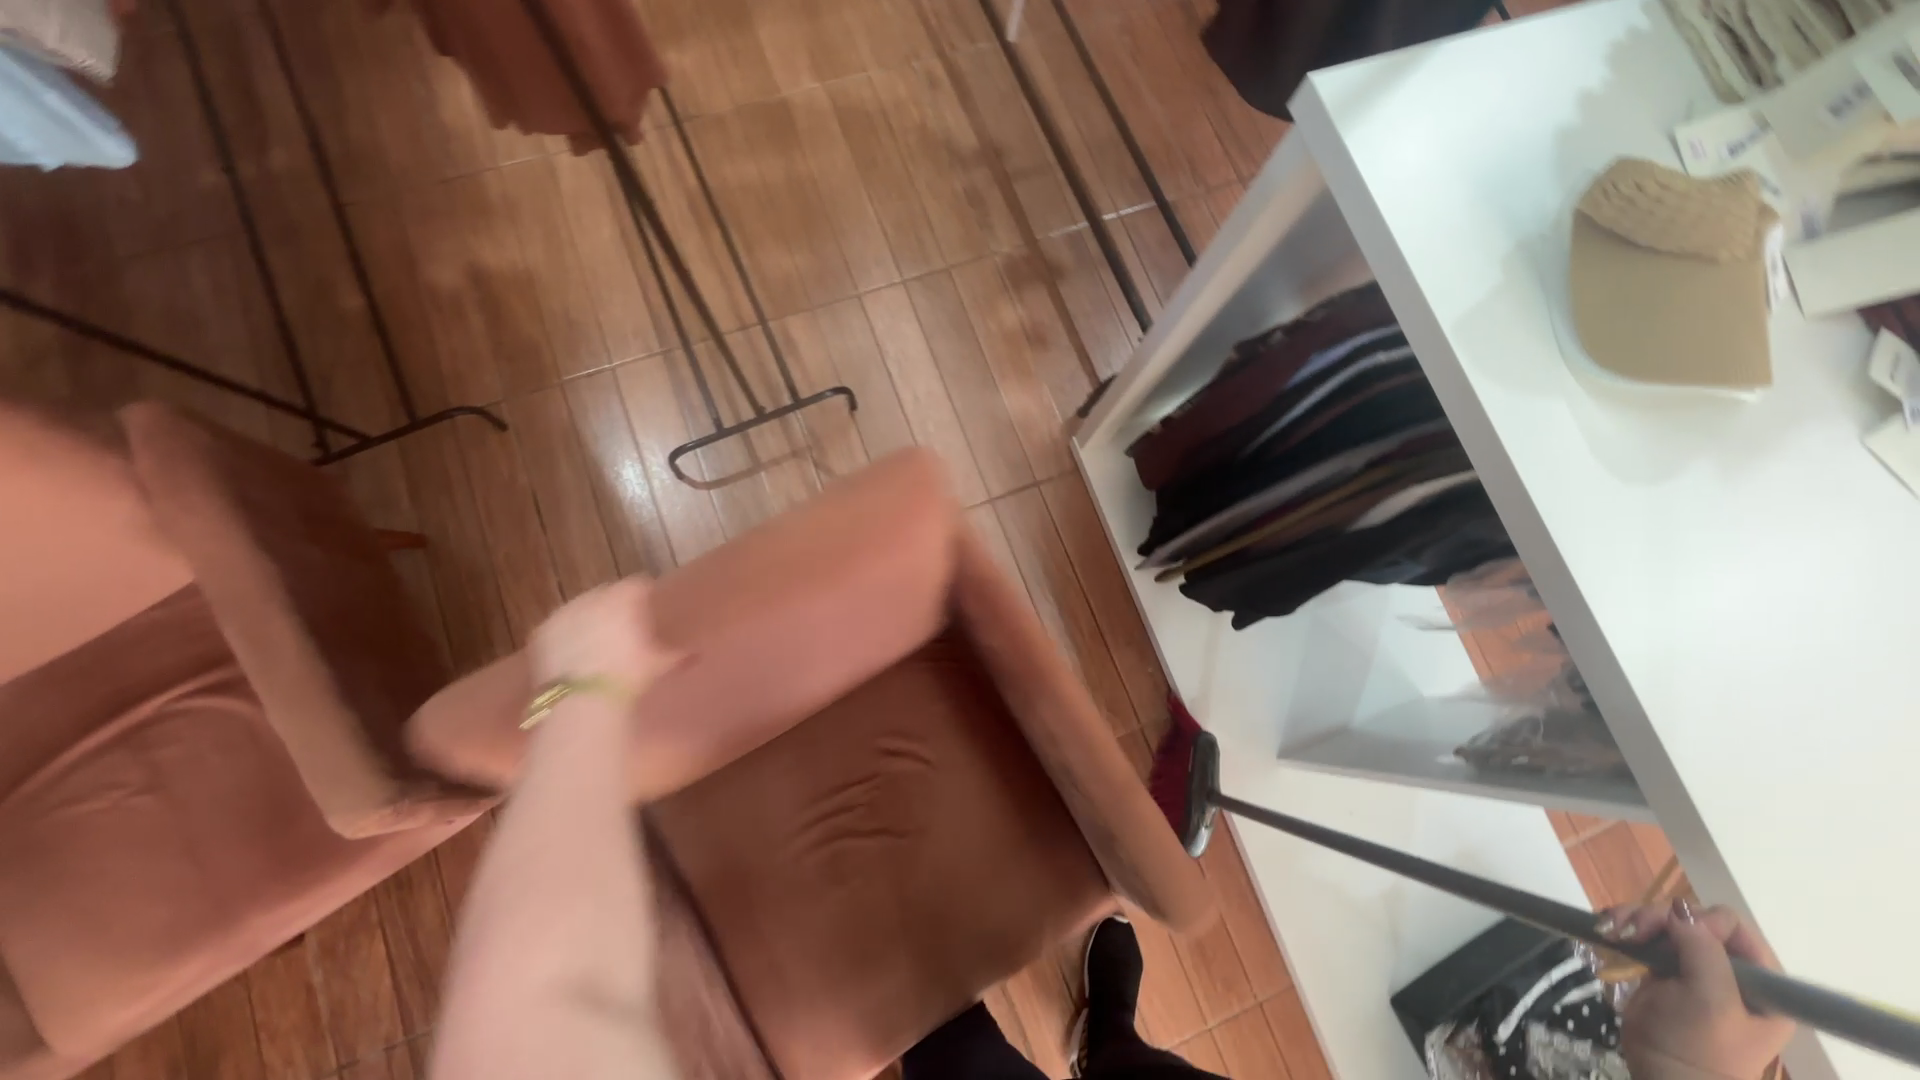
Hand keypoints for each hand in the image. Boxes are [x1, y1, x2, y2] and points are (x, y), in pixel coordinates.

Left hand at [529, 577, 682, 701]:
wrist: (584, 698)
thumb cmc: (629, 676)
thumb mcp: (659, 665)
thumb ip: (678, 655)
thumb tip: (696, 655)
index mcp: (625, 597)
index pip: (637, 584)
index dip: (643, 594)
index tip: (648, 606)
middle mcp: (594, 596)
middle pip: (607, 592)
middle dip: (614, 604)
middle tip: (623, 625)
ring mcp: (566, 611)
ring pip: (581, 606)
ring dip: (589, 616)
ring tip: (597, 638)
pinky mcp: (543, 629)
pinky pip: (559, 624)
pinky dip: (566, 632)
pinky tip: (573, 649)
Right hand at [1602, 900, 1794, 1079]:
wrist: (1665, 1079)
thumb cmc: (1699, 1045)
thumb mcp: (1711, 999)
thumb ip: (1703, 950)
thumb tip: (1681, 910)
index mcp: (1759, 980)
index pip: (1733, 927)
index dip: (1700, 922)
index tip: (1672, 935)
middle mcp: (1728, 969)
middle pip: (1690, 919)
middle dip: (1655, 918)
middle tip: (1628, 932)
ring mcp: (1692, 968)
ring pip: (1662, 922)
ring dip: (1632, 919)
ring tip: (1608, 931)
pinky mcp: (1661, 969)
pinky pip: (1643, 934)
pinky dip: (1622, 927)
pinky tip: (1604, 932)